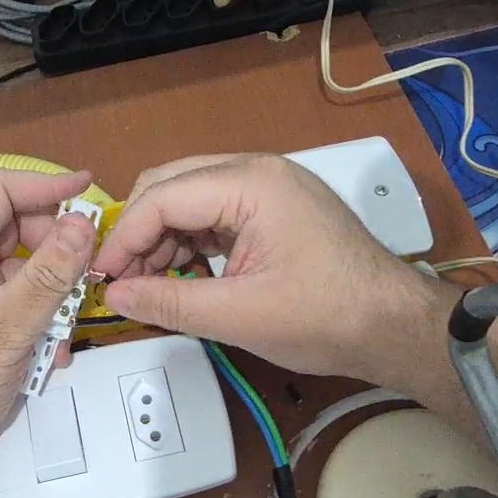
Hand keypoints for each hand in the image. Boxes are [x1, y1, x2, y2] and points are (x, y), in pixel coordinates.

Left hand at [0, 169, 98, 490]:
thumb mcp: (6, 331)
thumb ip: (48, 276)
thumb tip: (83, 225)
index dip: (45, 185)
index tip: (89, 190)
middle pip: (14, 228)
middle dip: (56, 248)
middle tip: (90, 271)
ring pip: (20, 268)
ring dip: (51, 291)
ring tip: (68, 326)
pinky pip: (15, 301)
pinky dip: (39, 318)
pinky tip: (52, 352)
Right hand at [92, 154, 453, 385]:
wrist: (395, 327)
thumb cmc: (326, 318)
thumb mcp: (238, 315)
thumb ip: (167, 301)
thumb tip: (113, 295)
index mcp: (250, 183)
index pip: (161, 197)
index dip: (123, 238)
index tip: (101, 278)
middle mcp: (255, 170)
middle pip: (169, 185)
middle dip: (139, 233)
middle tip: (123, 280)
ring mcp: (267, 185)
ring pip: (187, 197)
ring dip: (162, 238)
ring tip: (153, 284)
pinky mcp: (272, 205)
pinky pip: (212, 211)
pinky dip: (189, 240)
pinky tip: (184, 274)